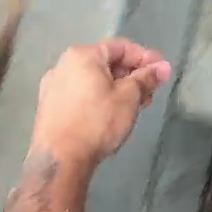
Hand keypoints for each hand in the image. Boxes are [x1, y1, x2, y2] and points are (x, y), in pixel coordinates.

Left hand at [28, 38, 171, 166]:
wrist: (59, 164)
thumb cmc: (97, 121)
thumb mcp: (130, 96)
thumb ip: (148, 77)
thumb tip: (163, 67)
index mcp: (82, 56)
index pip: (122, 47)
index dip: (145, 58)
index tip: (161, 71)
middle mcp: (62, 67)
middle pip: (107, 63)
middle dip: (132, 76)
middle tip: (149, 91)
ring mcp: (51, 90)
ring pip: (94, 81)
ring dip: (118, 89)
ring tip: (134, 106)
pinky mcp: (47, 111)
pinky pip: (81, 95)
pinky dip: (99, 99)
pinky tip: (112, 115)